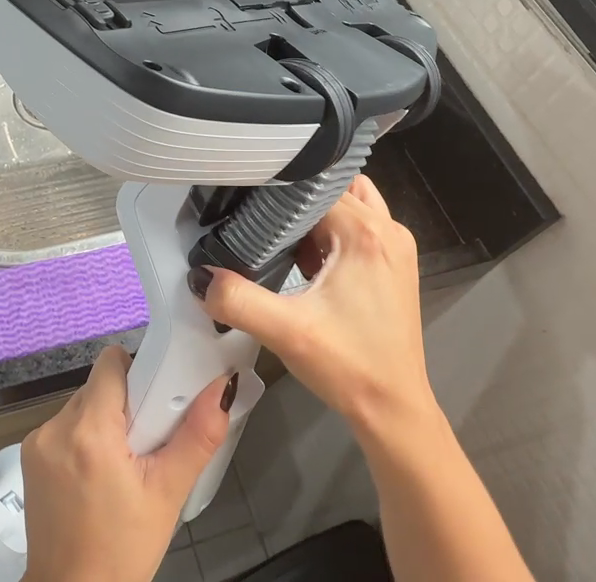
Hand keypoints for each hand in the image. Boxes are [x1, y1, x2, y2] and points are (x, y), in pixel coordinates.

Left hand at [21, 345, 236, 581]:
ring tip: (126, 463)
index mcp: (89, 430)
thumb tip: (223, 388)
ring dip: (105, 421)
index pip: (111, 362)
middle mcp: (55, 426)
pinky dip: (83, 439)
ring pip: (82, 405)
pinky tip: (99, 475)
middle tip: (149, 442)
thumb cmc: (124, 548)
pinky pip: (63, 427)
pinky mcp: (28, 457)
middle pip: (98, 385)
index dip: (138, 372)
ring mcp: (37, 441)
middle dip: (126, 403)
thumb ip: (198, 436)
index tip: (158, 400)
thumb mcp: (168, 493)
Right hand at [192, 175, 436, 440]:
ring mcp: (395, 247)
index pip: (314, 187)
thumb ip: (237, 299)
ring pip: (348, 203)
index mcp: (366, 233)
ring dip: (316, 215)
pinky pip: (358, 226)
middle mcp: (388, 230)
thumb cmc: (349, 367)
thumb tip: (200, 276)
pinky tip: (306, 258)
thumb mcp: (285, 331)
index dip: (278, 194)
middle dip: (295, 203)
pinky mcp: (393, 265)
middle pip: (331, 189)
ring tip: (283, 238)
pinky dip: (331, 231)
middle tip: (259, 221)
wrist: (393, 409)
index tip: (245, 204)